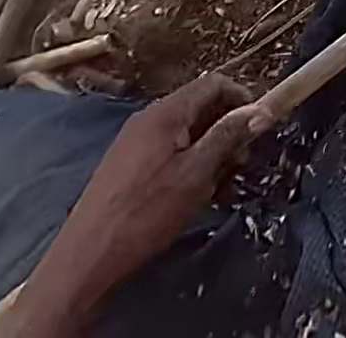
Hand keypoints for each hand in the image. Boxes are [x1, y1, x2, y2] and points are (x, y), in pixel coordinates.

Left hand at [16, 75, 270, 326]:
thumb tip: (261, 109)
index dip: (241, 97)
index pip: (214, 83)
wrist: (84, 263)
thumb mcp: (197, 172)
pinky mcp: (126, 164)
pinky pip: (169, 148)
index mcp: (166, 113)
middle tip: (240, 160)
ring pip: (187, 129)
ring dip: (211, 147)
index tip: (256, 125)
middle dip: (227, 127)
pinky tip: (193, 190)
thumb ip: (229, 134)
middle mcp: (148, 118)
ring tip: (219, 181)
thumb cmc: (147, 212)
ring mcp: (134, 141)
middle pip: (201, 105)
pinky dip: (189, 160)